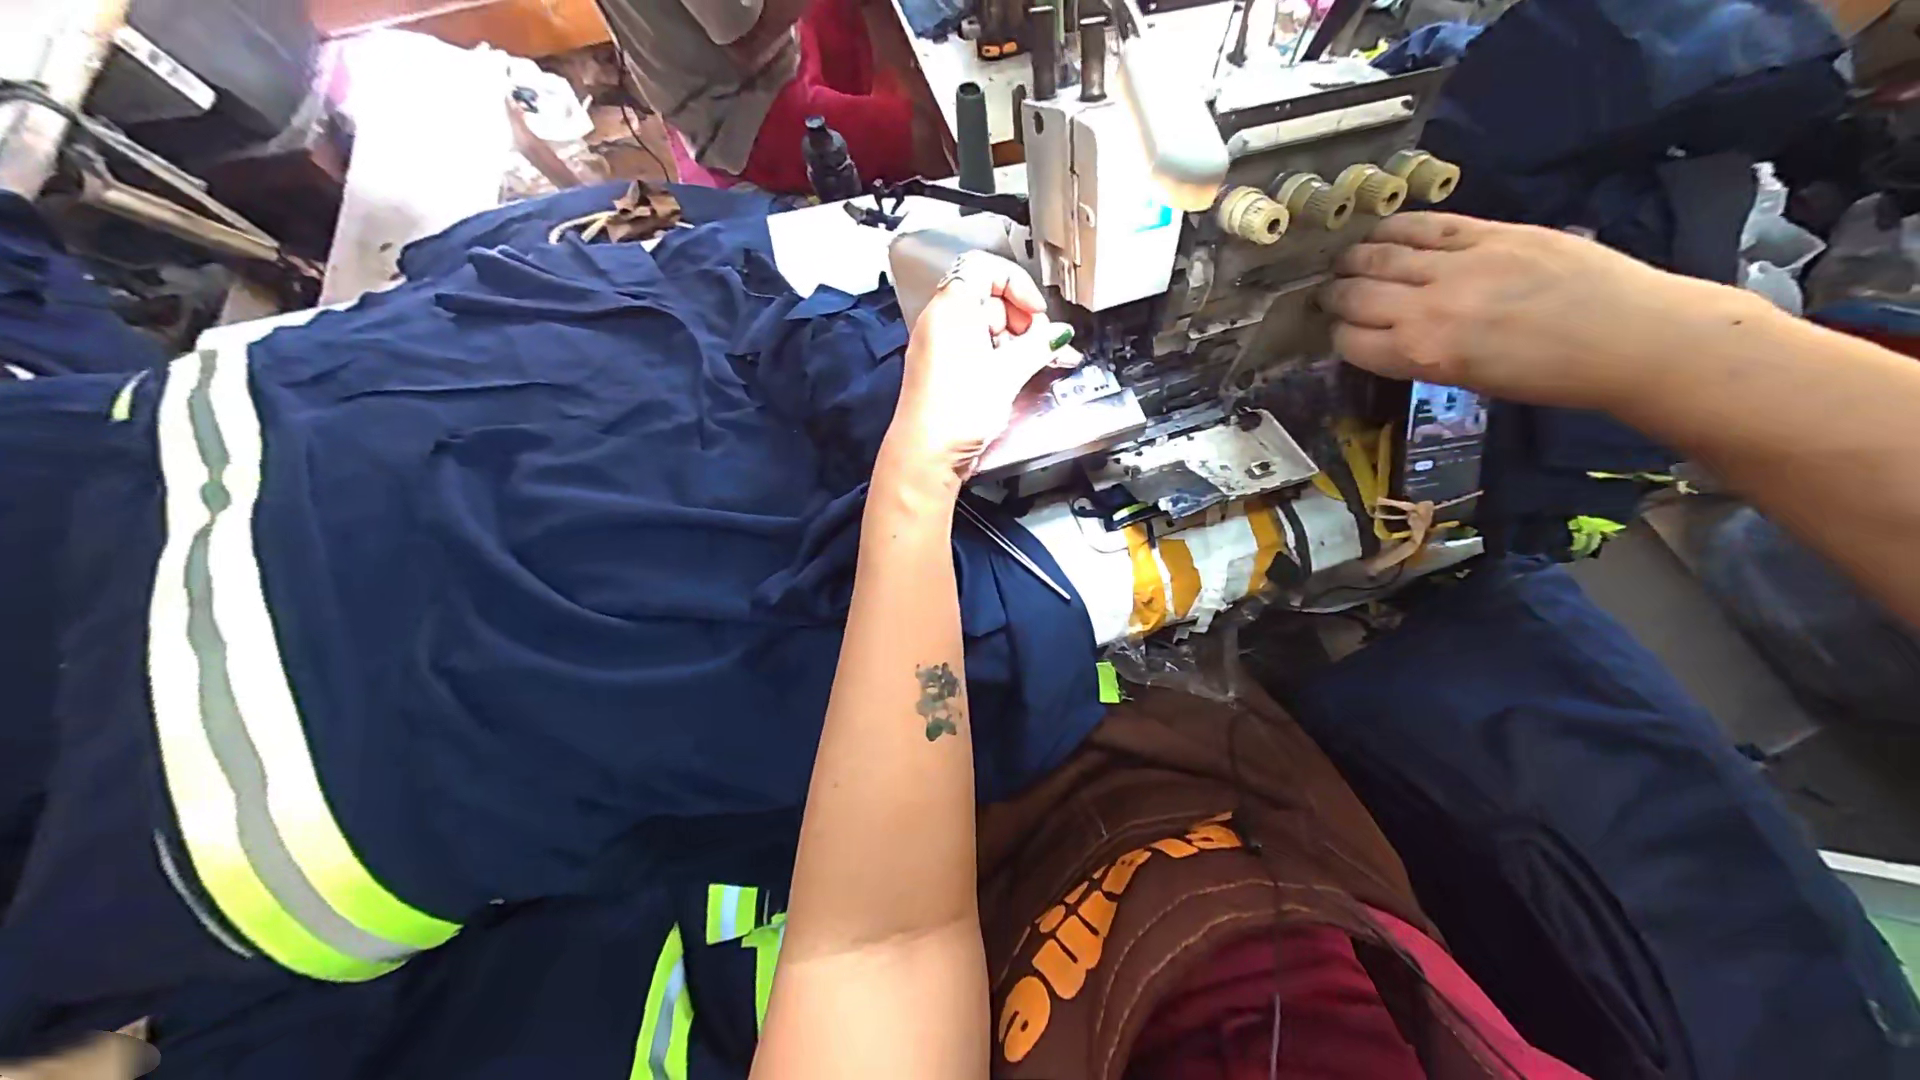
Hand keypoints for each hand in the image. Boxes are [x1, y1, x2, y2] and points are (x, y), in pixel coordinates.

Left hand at [879, 252, 1061, 487]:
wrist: (925, 454)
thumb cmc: (954, 412)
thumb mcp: (1008, 373)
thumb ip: (1038, 346)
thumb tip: (1057, 334)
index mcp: (950, 308)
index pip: (986, 268)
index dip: (1018, 284)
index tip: (1036, 311)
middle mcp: (939, 321)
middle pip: (987, 297)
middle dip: (1018, 316)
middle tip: (1037, 341)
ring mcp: (937, 345)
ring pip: (982, 324)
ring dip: (1011, 338)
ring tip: (1031, 362)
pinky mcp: (940, 367)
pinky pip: (972, 347)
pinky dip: (995, 354)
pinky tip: (1013, 373)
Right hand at [1322, 213, 1746, 409]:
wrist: (1631, 337)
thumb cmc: (1545, 375)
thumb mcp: (1462, 378)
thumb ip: (1414, 353)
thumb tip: (1382, 332)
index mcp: (1420, 354)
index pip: (1348, 339)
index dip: (1336, 333)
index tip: (1337, 328)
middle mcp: (1428, 308)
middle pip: (1355, 295)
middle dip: (1333, 295)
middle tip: (1328, 292)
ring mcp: (1460, 265)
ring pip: (1381, 256)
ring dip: (1354, 259)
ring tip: (1345, 261)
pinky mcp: (1493, 234)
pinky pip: (1428, 225)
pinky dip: (1397, 227)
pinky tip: (1382, 230)